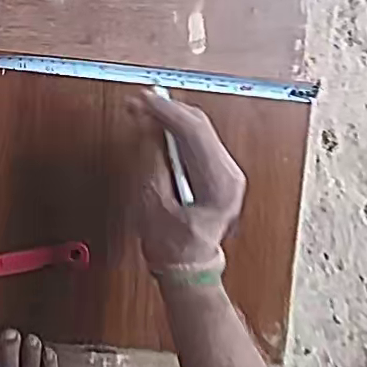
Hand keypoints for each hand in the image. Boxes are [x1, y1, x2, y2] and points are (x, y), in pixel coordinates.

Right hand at [131, 89, 246, 280]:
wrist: (188, 267)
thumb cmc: (174, 245)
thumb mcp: (154, 202)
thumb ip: (153, 162)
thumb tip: (149, 129)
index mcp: (219, 182)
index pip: (193, 131)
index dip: (164, 110)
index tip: (142, 99)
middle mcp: (229, 174)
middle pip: (199, 125)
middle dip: (166, 108)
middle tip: (138, 100)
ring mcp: (225, 172)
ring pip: (198, 129)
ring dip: (169, 116)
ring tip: (143, 109)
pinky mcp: (215, 171)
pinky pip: (196, 139)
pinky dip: (175, 128)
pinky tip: (157, 123)